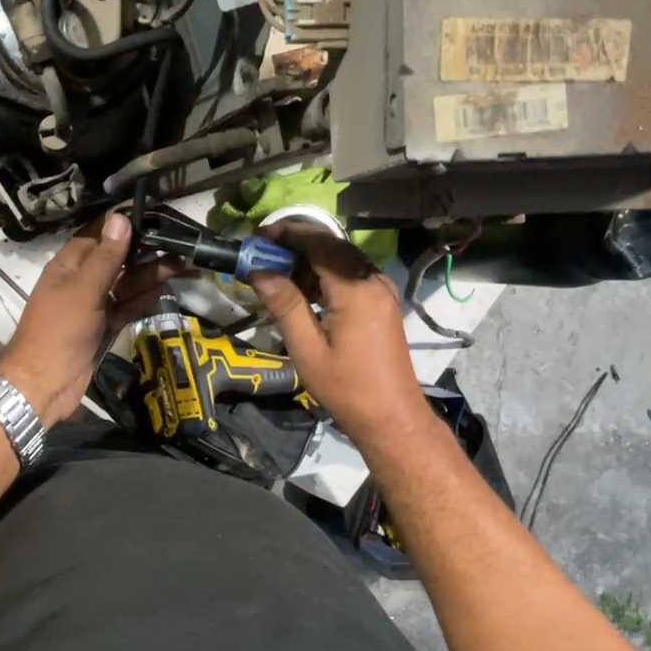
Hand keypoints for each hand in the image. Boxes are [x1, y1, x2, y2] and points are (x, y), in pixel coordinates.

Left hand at [0, 213, 175, 425]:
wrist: (44, 383)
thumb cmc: (59, 331)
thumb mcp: (84, 289)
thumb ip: (106, 257)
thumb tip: (121, 218)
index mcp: (69, 264)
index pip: (98, 233)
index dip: (123, 222)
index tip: (153, 210)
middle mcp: (81, 280)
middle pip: (117, 259)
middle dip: (144, 251)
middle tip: (177, 244)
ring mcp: (93, 305)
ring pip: (125, 284)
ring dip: (149, 276)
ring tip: (179, 265)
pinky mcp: (103, 327)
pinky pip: (126, 307)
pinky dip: (143, 300)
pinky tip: (164, 291)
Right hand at [248, 223, 437, 448]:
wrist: (392, 417)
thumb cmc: (347, 388)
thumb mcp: (307, 349)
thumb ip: (285, 305)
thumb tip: (259, 271)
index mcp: (356, 289)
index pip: (319, 243)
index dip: (287, 233)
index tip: (258, 237)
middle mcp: (373, 281)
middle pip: (331, 245)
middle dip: (295, 244)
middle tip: (261, 254)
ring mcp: (380, 290)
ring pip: (340, 259)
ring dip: (308, 259)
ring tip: (274, 273)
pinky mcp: (381, 302)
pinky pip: (349, 275)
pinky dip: (323, 274)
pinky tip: (301, 291)